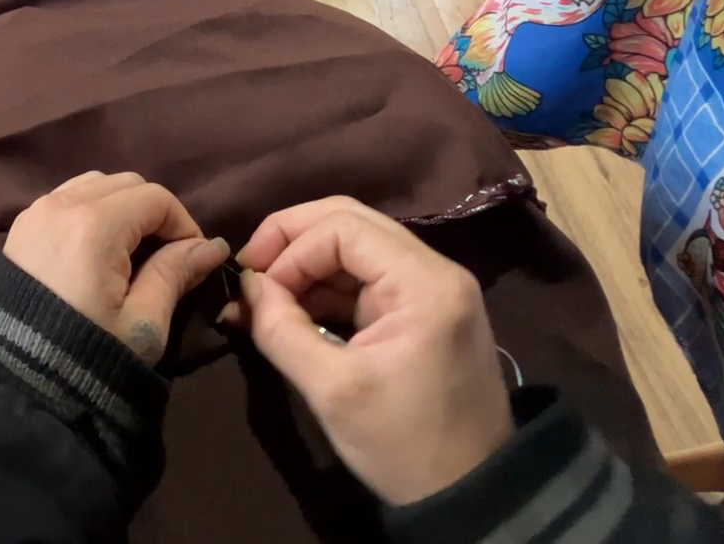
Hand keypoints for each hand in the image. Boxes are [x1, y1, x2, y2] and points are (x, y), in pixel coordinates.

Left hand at [4, 171, 228, 364]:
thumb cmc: (85, 354)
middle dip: (153, 212)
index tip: (193, 258)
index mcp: (95, 224)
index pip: (156, 198)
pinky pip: (67, 198)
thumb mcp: (142, 324)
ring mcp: (37, 211)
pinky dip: (90, 209)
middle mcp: (63, 204)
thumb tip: (211, 247)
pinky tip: (97, 249)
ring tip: (131, 252)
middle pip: (126, 183)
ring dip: (121, 206)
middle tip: (165, 255)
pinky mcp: (21, 225)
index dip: (183, 224)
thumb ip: (175, 274)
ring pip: (94, 184)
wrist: (13, 380)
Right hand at [235, 197, 514, 504]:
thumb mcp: (332, 391)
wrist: (476, 502)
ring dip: (303, 260)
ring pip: (353, 241)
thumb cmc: (405, 446)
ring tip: (265, 293)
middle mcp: (433, 269)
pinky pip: (362, 273)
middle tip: (251, 269)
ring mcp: (430, 286)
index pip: (341, 228)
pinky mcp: (421, 306)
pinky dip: (322, 282)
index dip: (289, 249)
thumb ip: (280, 329)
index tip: (256, 288)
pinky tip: (291, 307)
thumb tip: (247, 286)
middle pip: (348, 220)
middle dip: (290, 239)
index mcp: (424, 283)